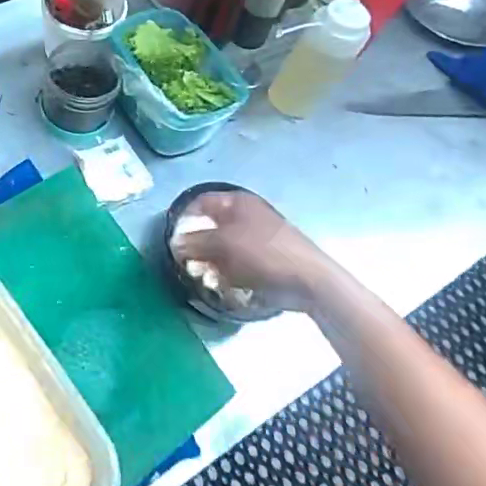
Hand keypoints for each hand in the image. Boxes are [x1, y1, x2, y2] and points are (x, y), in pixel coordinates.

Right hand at [172, 188, 337, 312]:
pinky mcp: (269, 257)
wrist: (310, 281)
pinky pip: (241, 261)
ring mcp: (260, 236)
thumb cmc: (262, 253)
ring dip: (214, 262)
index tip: (175, 238)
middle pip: (212, 226)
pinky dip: (231, 271)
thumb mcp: (221, 244)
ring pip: (226, 246)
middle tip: (190, 263)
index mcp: (237, 201)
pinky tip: (228, 284)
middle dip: (199, 245)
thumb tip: (175, 244)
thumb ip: (194, 242)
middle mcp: (248, 214)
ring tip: (209, 277)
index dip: (185, 218)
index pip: (200, 202)